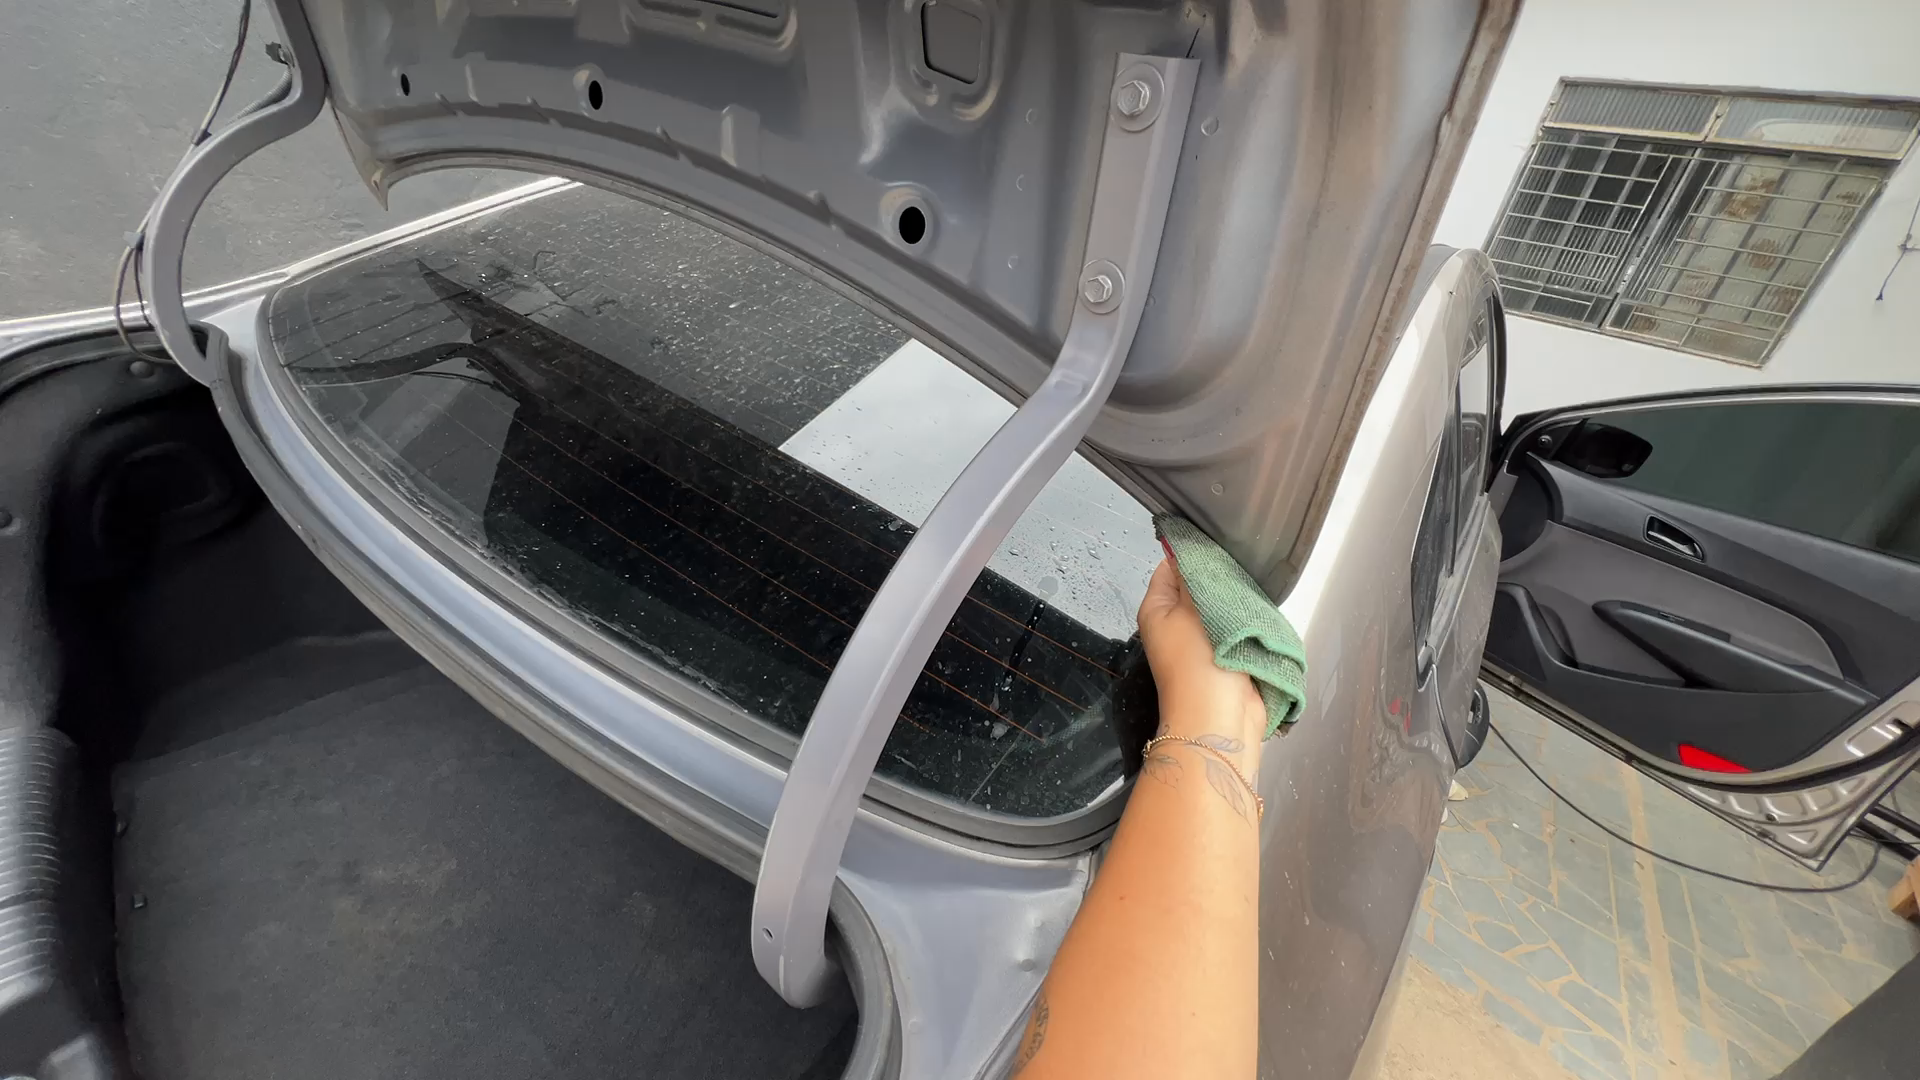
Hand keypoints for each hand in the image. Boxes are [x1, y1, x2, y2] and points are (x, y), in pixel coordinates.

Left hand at [1136, 556, 1265, 771]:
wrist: (1220, 717)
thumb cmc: (1198, 661)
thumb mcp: (1189, 608)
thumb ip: (1189, 575)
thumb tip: (1180, 547)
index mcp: (1156, 608)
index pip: (1169, 567)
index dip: (1190, 553)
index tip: (1217, 542)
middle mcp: (1174, 622)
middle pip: (1198, 586)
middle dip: (1219, 577)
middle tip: (1242, 563)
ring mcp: (1200, 640)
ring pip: (1220, 606)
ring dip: (1236, 600)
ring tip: (1254, 585)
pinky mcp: (1225, 655)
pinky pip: (1236, 628)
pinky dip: (1247, 620)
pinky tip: (1261, 609)